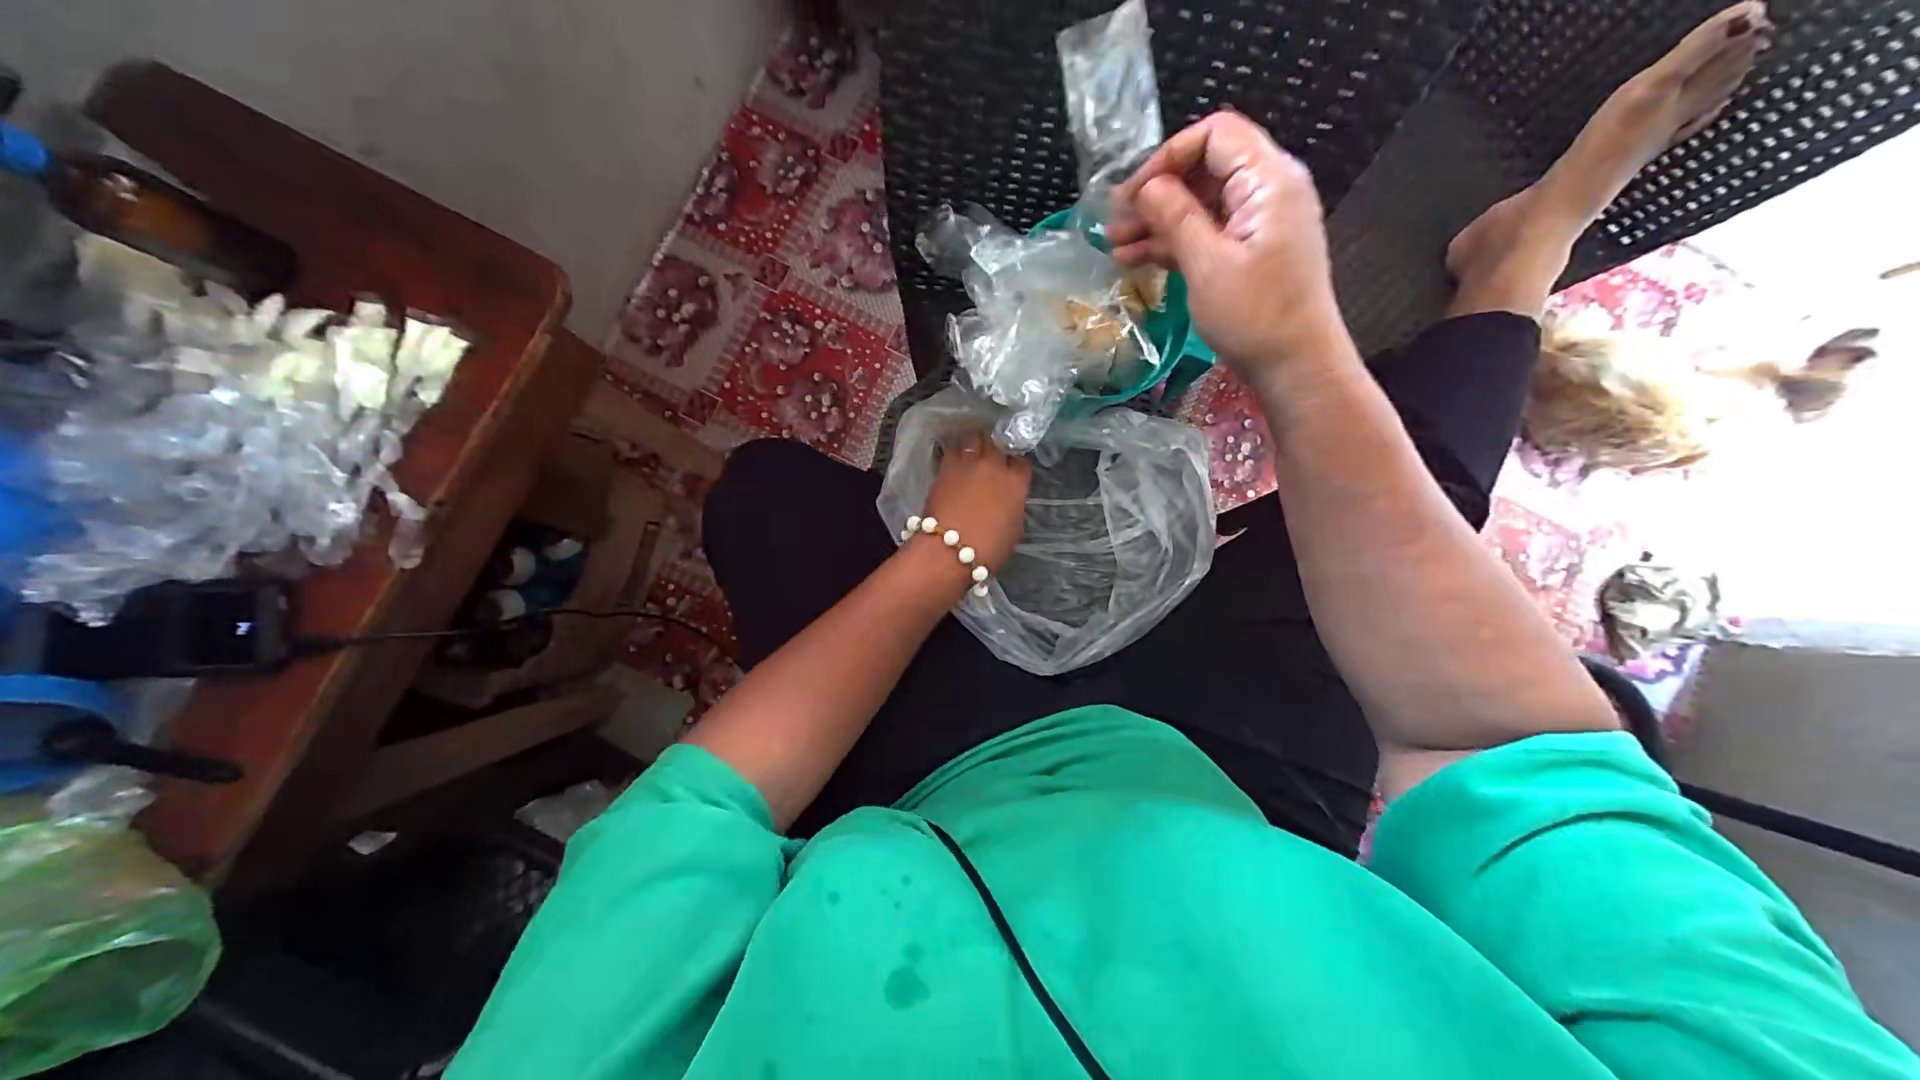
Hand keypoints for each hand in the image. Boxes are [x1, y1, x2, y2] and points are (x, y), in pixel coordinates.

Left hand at [922, 433, 1030, 571]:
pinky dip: (956, 452)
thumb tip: (1006, 501)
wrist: (948, 549)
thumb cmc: (988, 548)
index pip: (1022, 461)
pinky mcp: (945, 468)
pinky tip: (955, 460)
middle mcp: (994, 466)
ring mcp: (968, 464)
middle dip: (996, 447)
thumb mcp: (1013, 530)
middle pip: (998, 441)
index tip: (1012, 471)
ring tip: (972, 452)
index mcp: (1016, 482)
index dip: (1016, 465)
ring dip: (975, 444)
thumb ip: (1013, 508)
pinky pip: (953, 450)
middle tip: (991, 456)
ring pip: (974, 438)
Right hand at [1108, 111, 1347, 376]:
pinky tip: (1137, 259)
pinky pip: (1208, 231)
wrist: (1296, 366)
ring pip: (1201, 203)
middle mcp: (1268, 190)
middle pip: (1205, 168)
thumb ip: (1175, 216)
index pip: (1214, 135)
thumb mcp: (1207, 264)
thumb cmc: (1255, 315)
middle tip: (1114, 223)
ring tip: (1116, 246)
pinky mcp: (1250, 251)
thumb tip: (1146, 187)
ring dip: (1158, 221)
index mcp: (1269, 179)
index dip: (1167, 157)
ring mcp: (1260, 222)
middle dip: (1157, 192)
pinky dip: (1174, 242)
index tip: (1132, 194)